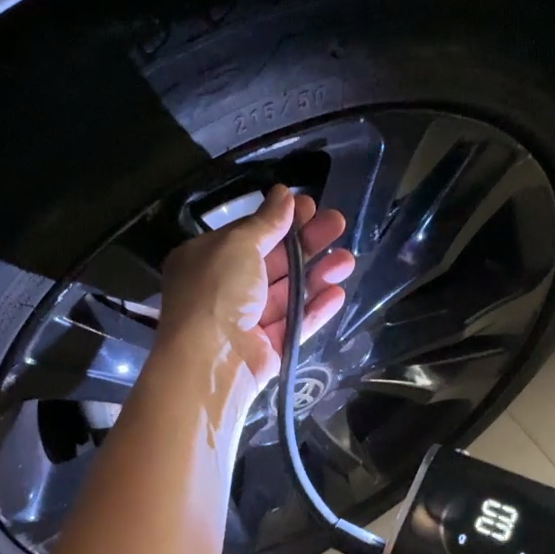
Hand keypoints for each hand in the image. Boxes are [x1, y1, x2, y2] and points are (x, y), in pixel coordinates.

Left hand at [156, 184, 353, 385]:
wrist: (210, 360)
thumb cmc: (217, 291)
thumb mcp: (238, 245)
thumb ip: (266, 222)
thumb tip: (284, 193)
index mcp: (207, 260)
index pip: (248, 234)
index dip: (280, 220)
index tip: (310, 206)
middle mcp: (225, 288)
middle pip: (273, 261)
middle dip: (307, 243)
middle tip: (338, 224)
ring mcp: (247, 321)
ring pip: (288, 292)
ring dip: (317, 274)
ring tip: (347, 259)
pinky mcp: (268, 348)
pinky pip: (294, 323)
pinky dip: (316, 308)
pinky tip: (338, 293)